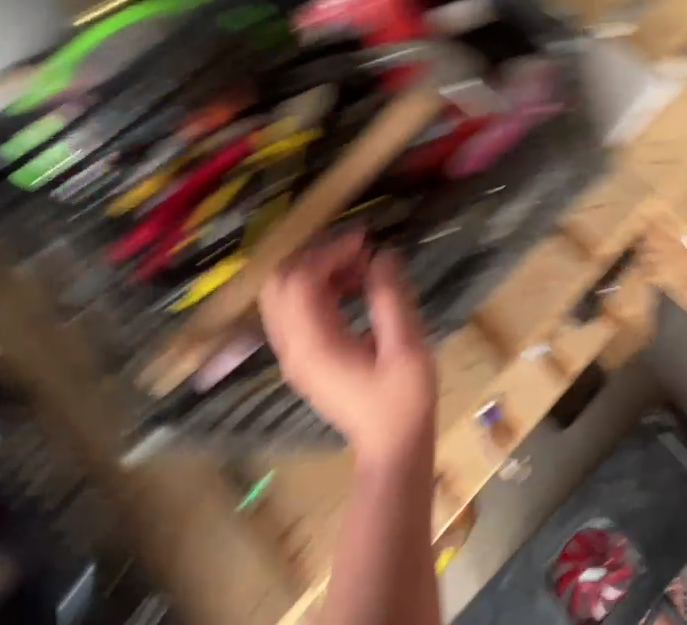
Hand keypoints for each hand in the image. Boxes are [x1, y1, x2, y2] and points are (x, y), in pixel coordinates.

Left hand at [260, 227, 436, 465]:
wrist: (391, 447)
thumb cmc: (403, 400)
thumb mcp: (407, 347)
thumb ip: (390, 298)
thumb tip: (382, 255)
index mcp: (315, 344)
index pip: (302, 280)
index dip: (331, 251)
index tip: (367, 240)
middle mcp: (292, 347)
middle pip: (279, 282)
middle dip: (316, 256)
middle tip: (358, 252)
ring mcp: (292, 355)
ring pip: (281, 294)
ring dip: (315, 271)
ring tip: (360, 268)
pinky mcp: (301, 359)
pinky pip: (292, 310)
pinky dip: (316, 289)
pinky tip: (352, 289)